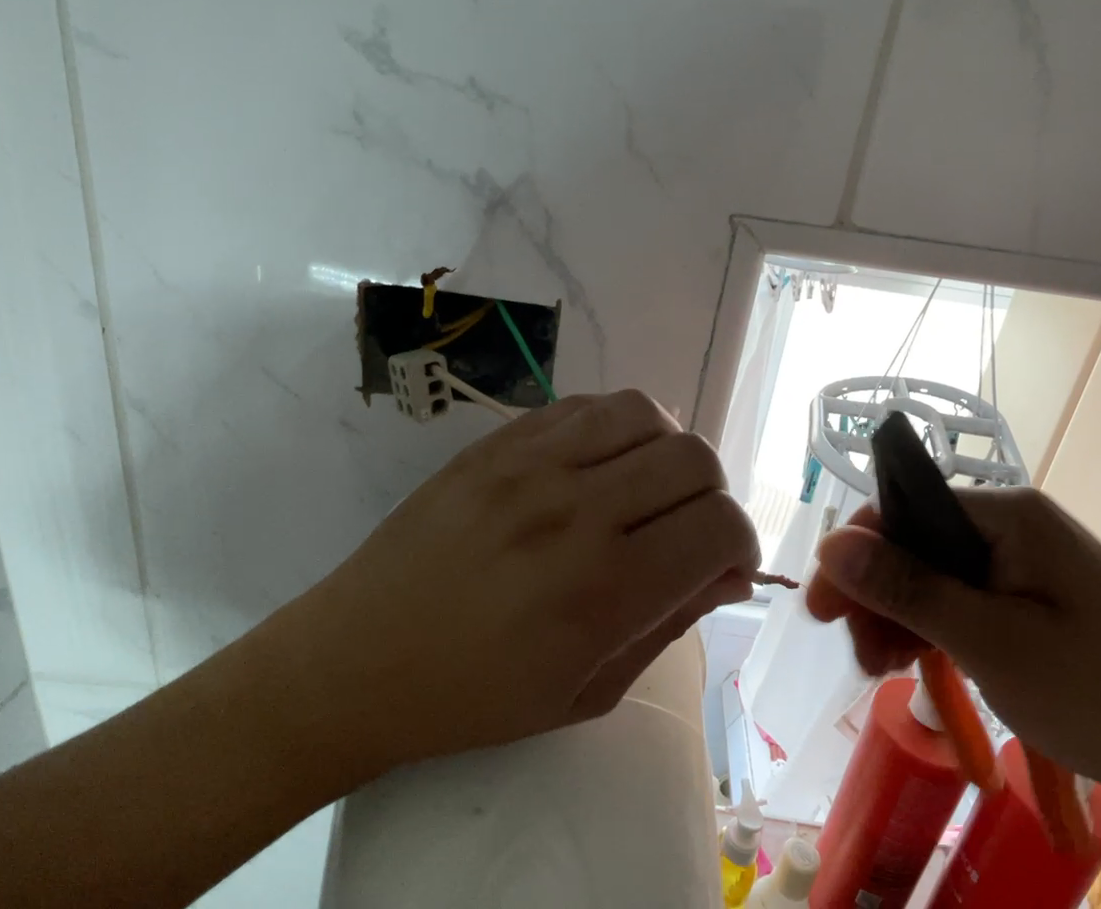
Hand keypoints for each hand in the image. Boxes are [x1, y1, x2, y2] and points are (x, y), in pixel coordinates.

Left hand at [295, 390, 757, 766]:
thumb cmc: (476, 697)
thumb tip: (728, 573)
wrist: (360, 658)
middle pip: (694, 459)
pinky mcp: (495, 443)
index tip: (722, 567)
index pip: (720, 526)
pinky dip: (612, 428)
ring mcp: (530, 465)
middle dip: (712, 498)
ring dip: (664, 450)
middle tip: (683, 532)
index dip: (741, 545)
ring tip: (642, 488)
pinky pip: (582, 404)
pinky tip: (595, 466)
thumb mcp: (588, 691)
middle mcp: (576, 510)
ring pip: (644, 412)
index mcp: (605, 590)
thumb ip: (669, 623)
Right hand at [806, 487, 1100, 801]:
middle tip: (861, 660)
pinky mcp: (1039, 599)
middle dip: (875, 596)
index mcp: (1007, 516)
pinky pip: (968, 600)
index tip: (820, 614)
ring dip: (901, 618)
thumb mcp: (990, 642)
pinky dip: (937, 630)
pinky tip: (921, 664)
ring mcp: (1029, 563)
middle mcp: (1015, 526)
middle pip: (915, 545)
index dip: (853, 559)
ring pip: (937, 577)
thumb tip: (828, 542)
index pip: (901, 512)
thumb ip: (906, 588)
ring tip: (885, 671)